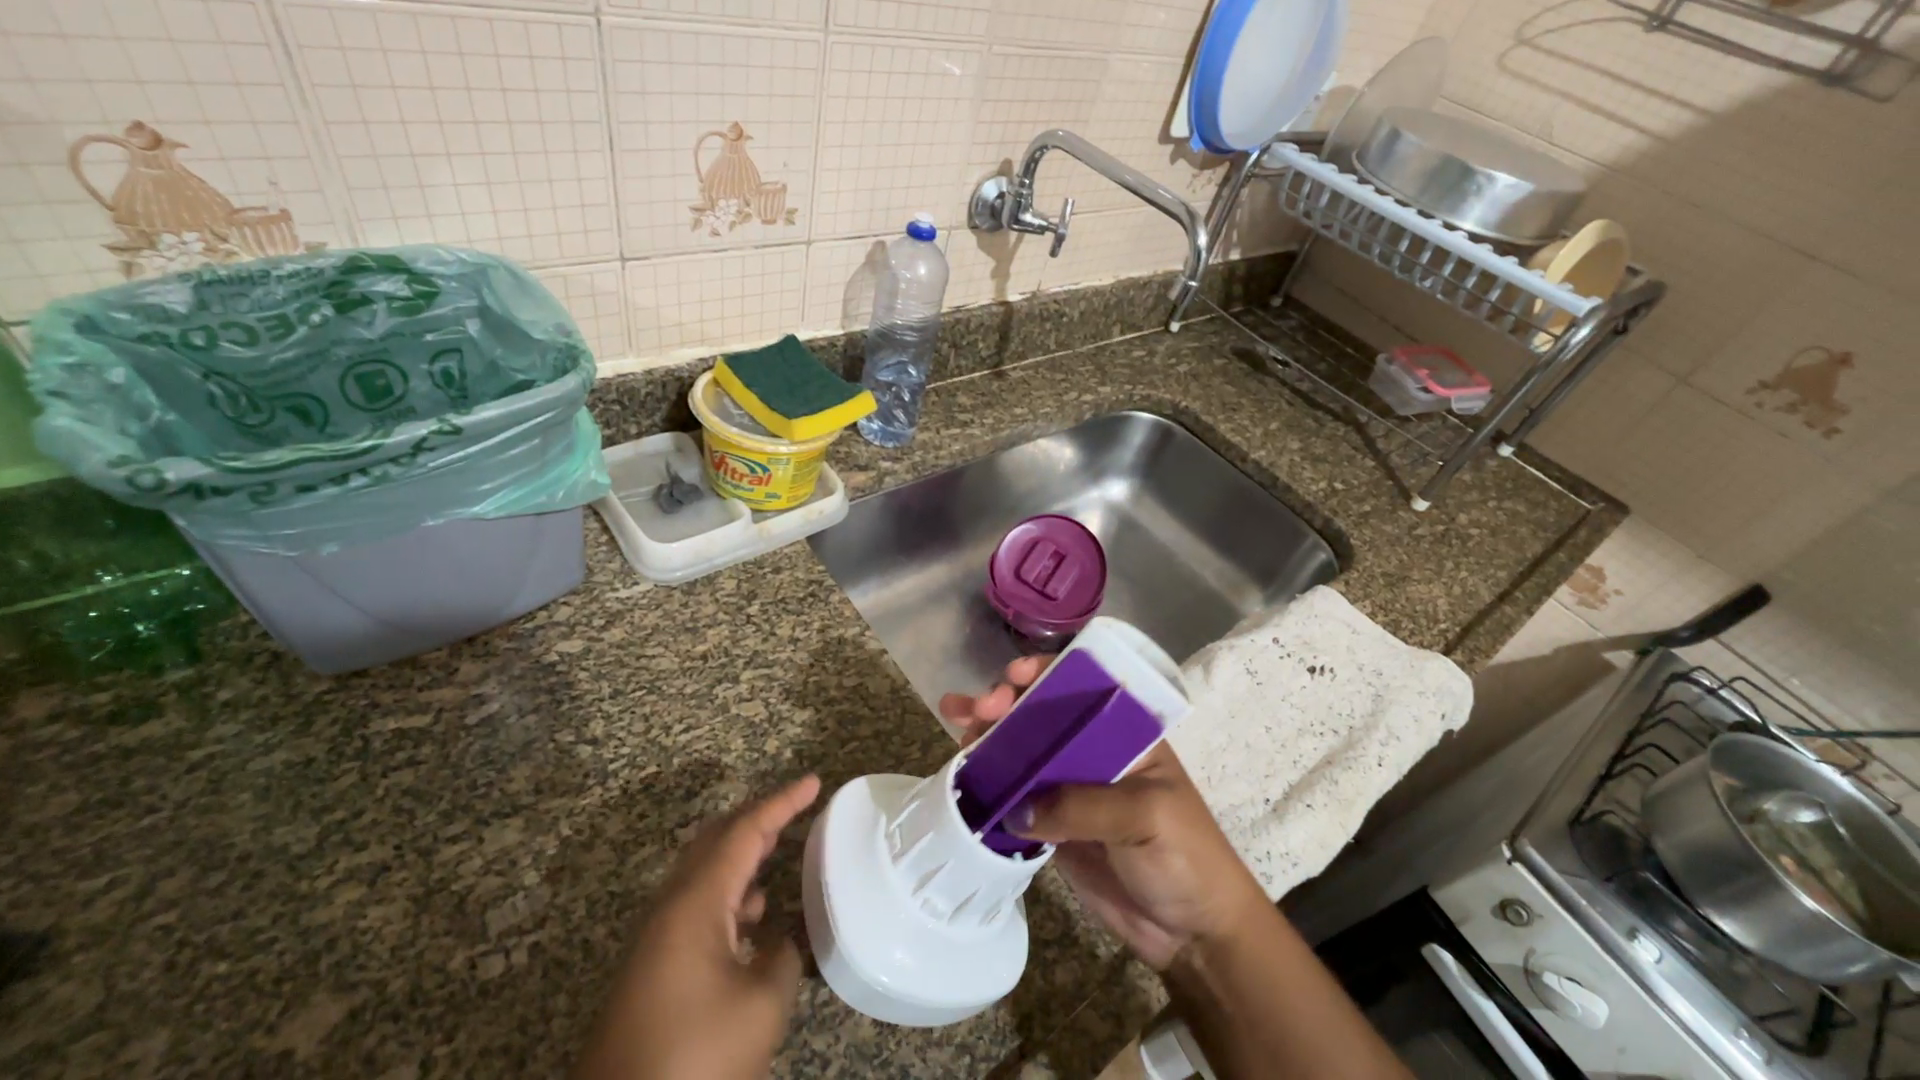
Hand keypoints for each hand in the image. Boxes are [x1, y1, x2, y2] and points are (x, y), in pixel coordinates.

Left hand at [574, 775, 820, 1079]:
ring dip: (744, 856)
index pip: (743, 833)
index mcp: (694, 903)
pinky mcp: (657, 964)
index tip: (814, 782)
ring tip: (782, 849)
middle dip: (758, 818)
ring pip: (705, 874)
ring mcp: (659, 936)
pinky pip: (699, 905)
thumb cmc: (696, 1049)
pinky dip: (732, 893)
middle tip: (798, 806)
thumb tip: (784, 936)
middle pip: (715, 842)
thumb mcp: (761, 1003)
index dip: (781, 803)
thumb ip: (783, 955)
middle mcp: (671, 908)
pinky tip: (756, 914)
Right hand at [940, 662, 1266, 970]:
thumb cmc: (1185, 858)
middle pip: (1042, 716)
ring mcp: (1070, 790)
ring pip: (1021, 751)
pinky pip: (1014, 796)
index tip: (1012, 676)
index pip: (1081, 689)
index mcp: (1127, 736)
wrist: (1193, 932)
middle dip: (1006, 703)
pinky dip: (986, 782)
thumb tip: (1017, 809)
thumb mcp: (1145, 817)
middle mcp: (1094, 754)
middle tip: (977, 712)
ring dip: (988, 735)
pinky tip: (959, 771)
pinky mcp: (1053, 826)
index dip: (1045, 675)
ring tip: (956, 727)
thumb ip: (1081, 805)